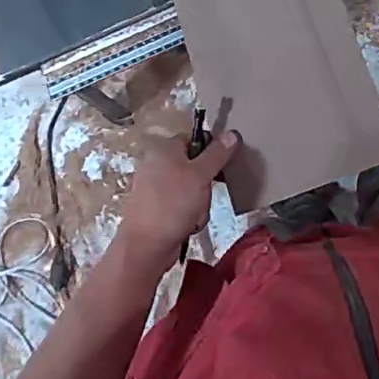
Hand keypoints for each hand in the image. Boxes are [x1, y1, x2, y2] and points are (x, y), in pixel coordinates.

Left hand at [118, 129, 240, 263]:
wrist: (147, 245)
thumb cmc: (174, 203)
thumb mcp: (200, 175)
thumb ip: (217, 154)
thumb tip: (231, 133)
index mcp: (163, 148)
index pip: (193, 140)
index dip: (209, 152)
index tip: (220, 167)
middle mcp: (155, 163)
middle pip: (193, 166)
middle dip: (204, 185)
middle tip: (204, 197)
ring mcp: (153, 186)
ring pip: (190, 188)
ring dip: (199, 203)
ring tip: (195, 215)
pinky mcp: (154, 206)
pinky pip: (180, 203)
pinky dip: (187, 213)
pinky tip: (188, 224)